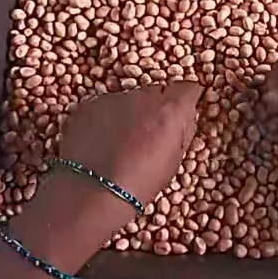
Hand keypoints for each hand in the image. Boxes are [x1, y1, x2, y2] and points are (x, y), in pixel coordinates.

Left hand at [53, 81, 202, 206]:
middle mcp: (143, 96)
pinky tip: (103, 141)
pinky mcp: (90, 105)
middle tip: (150, 132)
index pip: (187, 88)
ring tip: (123, 141)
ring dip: (130, 113)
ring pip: (129, 99)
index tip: (184, 107)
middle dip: (156, 107)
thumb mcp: (175, 159)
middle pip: (156, 92)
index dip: (186, 98)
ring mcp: (114, 98)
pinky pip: (105, 106)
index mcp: (170, 109)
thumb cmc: (140, 182)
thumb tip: (184, 116)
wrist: (94, 190)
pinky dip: (106, 118)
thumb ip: (183, 129)